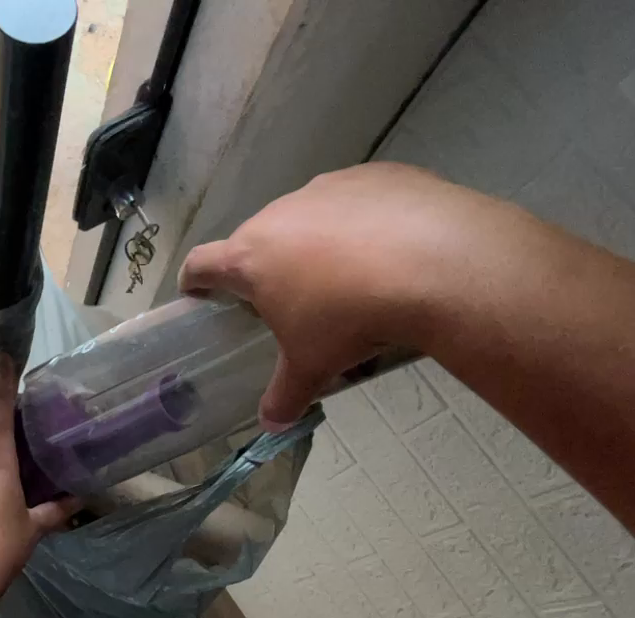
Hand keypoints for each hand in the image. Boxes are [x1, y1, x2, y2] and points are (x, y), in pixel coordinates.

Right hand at [179, 162, 551, 427]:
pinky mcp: (377, 175)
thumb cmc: (351, 319)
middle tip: (285, 300)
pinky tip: (385, 251)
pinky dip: (358, 224)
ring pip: (305, 217)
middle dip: (263, 267)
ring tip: (342, 276)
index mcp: (251, 258)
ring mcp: (329, 188)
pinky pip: (354, 202)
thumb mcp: (312, 367)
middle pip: (256, 240)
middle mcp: (281, 214)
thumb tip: (272, 425)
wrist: (440, 264)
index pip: (201, 263)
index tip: (197, 292)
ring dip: (311, 244)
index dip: (194, 280)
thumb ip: (285, 396)